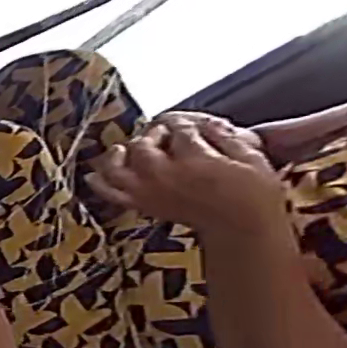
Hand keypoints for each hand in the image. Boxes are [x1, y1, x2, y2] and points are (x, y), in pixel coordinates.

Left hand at [88, 114, 285, 232]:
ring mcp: (146, 191)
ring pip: (116, 168)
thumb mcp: (250, 156)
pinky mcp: (139, 204)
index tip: (179, 121)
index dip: (177, 121)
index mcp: (195, 159)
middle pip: (142, 146)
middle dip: (150, 135)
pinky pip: (109, 194)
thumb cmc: (253, 191)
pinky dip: (98, 184)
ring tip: (122, 149)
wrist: (237, 226)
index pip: (176, 130)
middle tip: (161, 134)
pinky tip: (93, 174)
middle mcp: (163, 174)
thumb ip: (224, 137)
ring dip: (116, 156)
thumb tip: (202, 123)